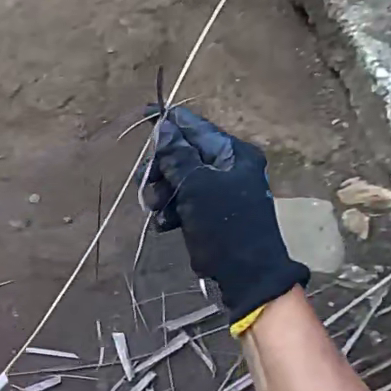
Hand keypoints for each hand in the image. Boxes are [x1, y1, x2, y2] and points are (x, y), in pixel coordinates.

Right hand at [144, 106, 308, 319]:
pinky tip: (165, 224)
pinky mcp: (210, 214)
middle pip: (183, 155)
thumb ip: (177, 156)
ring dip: (162, 193)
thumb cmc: (224, 225)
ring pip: (179, 181)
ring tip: (156, 210)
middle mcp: (228, 168)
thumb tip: (164, 127)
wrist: (246, 274)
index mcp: (233, 154)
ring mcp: (219, 192)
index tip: (144, 116)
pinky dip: (171, 211)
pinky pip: (183, 202)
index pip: (196, 127)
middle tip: (146, 182)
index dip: (170, 123)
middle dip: (161, 168)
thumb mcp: (197, 186)